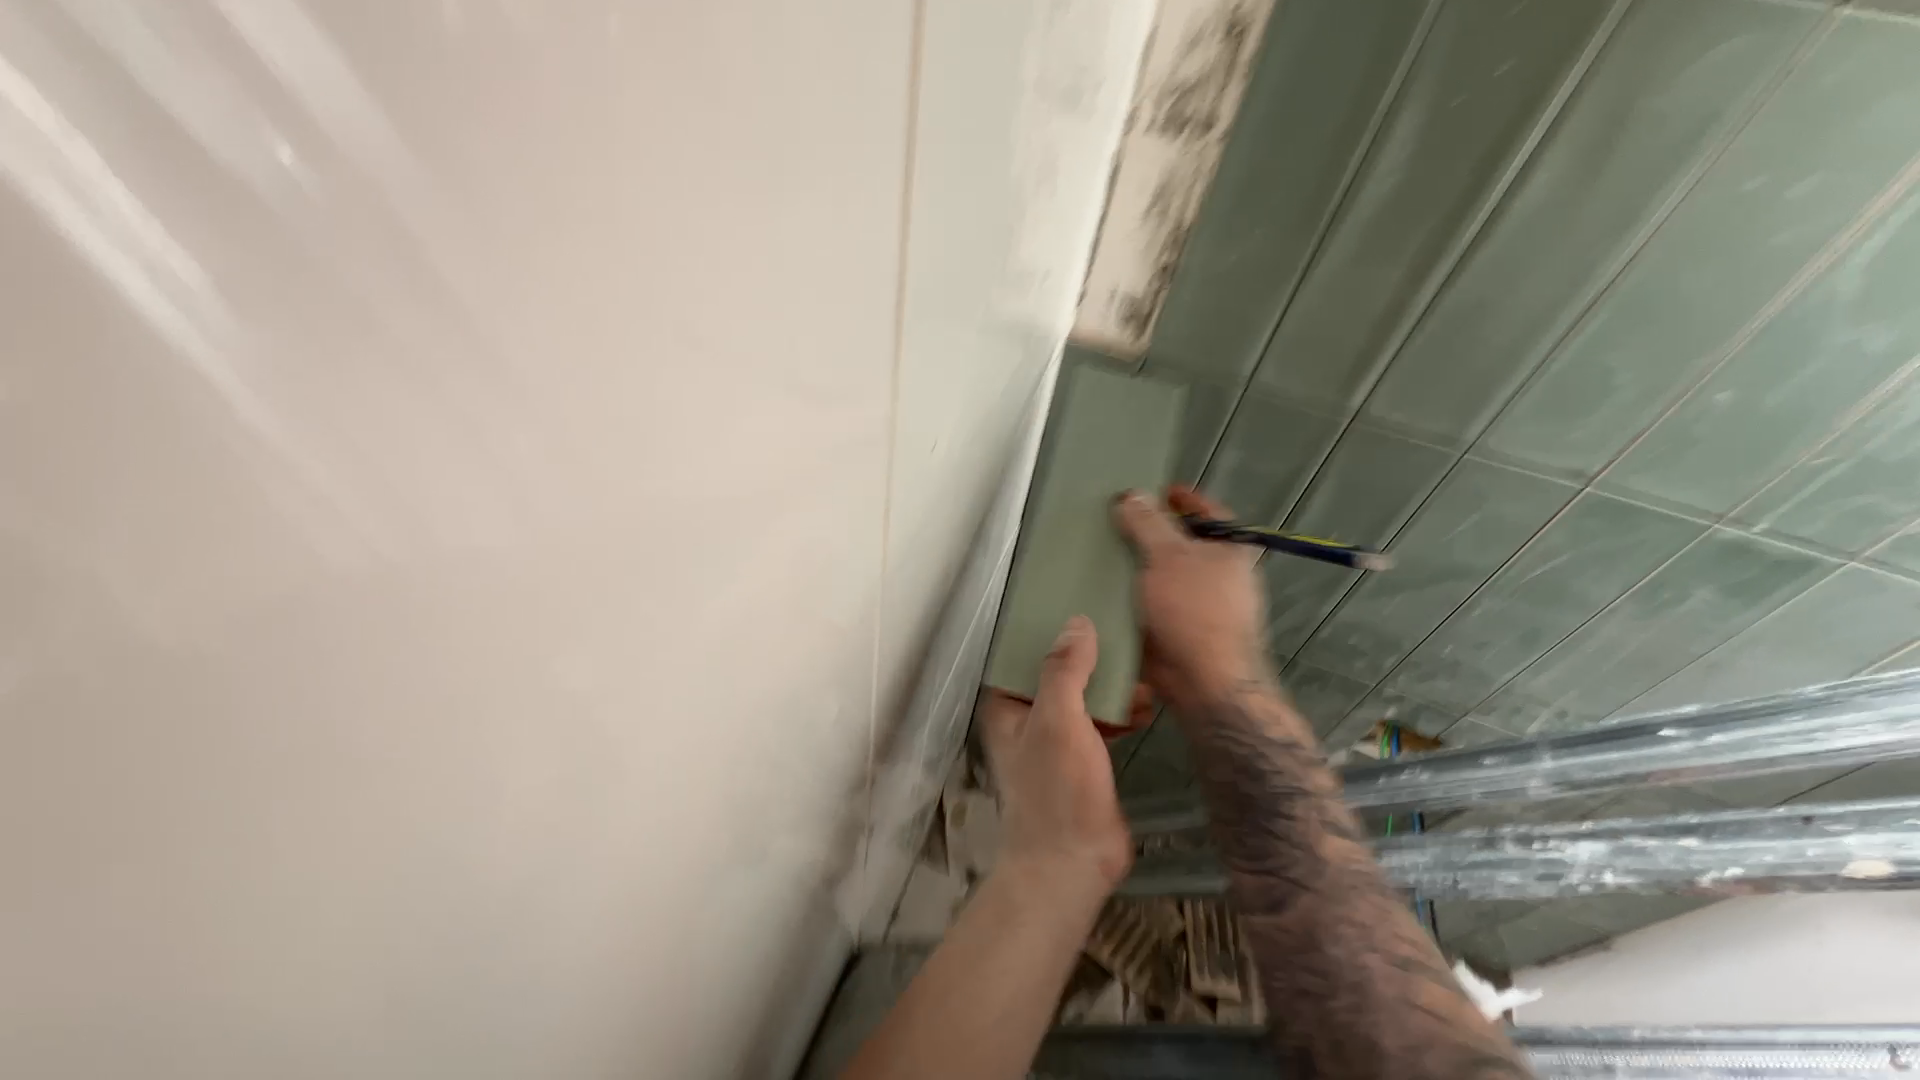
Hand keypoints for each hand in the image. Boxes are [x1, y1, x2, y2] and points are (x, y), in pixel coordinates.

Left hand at [977, 616, 1132, 895]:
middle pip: (1057, 674)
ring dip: (1110, 685)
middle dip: (1090, 658)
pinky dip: (1120, 712)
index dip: (1050, 631)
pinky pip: (1101, 723)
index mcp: (1007, 706)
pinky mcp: (1083, 760)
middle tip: (1125, 634)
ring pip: (1083, 698)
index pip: (1023, 654)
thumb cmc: (1057, 788)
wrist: (1075, 863)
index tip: (1082, 605)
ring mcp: (1055, 741)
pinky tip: (1147, 705)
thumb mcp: (1059, 720)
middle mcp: (1026, 718)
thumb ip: (1065, 670)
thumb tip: (1078, 623)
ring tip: (1144, 673)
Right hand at [1112, 487, 1268, 704]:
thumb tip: (1131, 494)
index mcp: (1230, 549)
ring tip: (1097, 554)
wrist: (1204, 682)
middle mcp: (1219, 574)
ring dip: (1133, 569)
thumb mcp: (1168, 556)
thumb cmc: (1196, 610)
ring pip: (1160, 576)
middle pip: (1179, 543)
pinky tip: (1100, 591)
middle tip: (1110, 522)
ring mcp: (1197, 605)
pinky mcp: (1176, 630)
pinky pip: (1149, 605)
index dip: (1180, 498)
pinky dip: (1129, 598)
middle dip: (1146, 534)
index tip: (1149, 491)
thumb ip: (1147, 522)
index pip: (1207, 511)